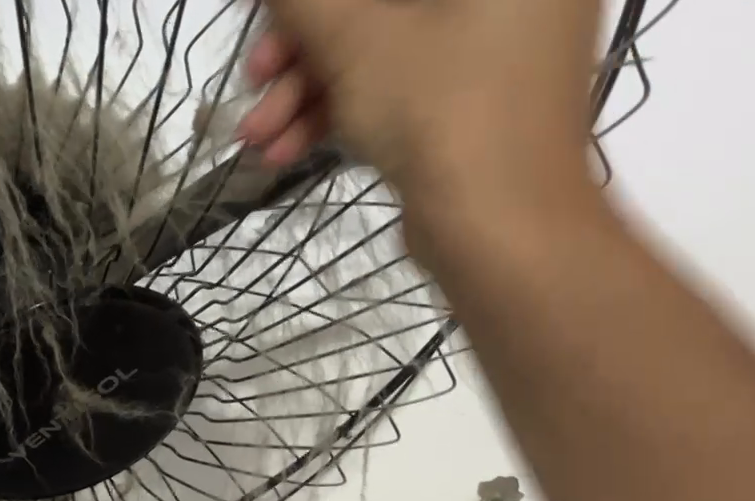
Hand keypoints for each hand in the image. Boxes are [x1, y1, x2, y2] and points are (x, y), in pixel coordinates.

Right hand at [235, 0, 607, 251]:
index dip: (313, 0)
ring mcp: (494, 37)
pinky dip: (336, 112)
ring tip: (256, 139)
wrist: (501, 224)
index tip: (268, 18)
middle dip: (301, 48)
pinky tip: (285, 151)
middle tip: (252, 82)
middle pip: (377, 2)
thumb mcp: (359, 43)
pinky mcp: (471, 91)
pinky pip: (393, 82)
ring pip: (378, 46)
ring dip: (303, 93)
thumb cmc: (444, 110)